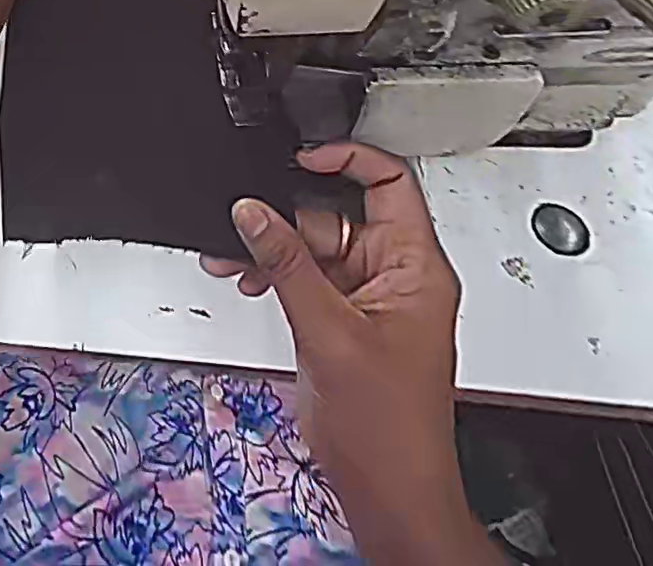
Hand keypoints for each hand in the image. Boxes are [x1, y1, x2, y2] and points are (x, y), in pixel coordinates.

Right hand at [201, 143, 502, 563]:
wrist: (387, 494)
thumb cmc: (389, 430)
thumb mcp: (328, 331)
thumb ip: (286, 264)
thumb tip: (255, 214)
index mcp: (415, 266)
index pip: (390, 182)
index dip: (349, 159)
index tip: (306, 158)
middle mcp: (395, 273)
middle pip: (340, 214)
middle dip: (290, 218)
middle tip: (251, 222)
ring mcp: (367, 293)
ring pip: (316, 245)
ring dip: (275, 248)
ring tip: (237, 258)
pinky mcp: (343, 313)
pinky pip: (307, 273)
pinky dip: (276, 273)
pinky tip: (249, 277)